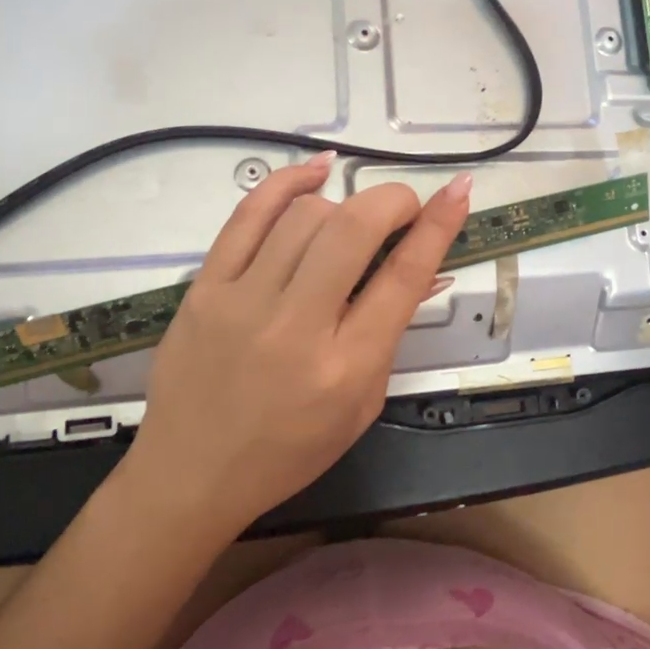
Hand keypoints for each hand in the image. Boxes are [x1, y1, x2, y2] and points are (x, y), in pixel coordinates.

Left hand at [127, 154, 471, 530]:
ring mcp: (243, 302)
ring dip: (343, 207)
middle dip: (392, 202)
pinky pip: (249, 214)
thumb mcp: (361, 405)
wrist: (190, 475)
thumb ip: (390, 333)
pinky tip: (316, 172)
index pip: (402, 277)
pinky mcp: (204, 288)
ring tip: (350, 224)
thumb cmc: (289, 451)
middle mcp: (296, 327)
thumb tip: (423, 267)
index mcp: (346, 367)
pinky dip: (288, 182)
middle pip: (354, 229)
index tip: (459, 190)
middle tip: (403, 209)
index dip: (438, 225)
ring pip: (305, 214)